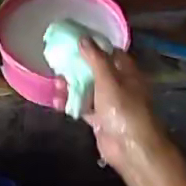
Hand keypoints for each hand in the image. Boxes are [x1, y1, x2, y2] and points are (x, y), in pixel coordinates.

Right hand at [65, 39, 170, 172]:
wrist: (130, 147)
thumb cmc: (122, 108)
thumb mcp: (108, 79)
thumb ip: (95, 58)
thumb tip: (83, 38)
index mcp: (127, 72)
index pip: (112, 53)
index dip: (95, 46)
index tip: (75, 41)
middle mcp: (119, 86)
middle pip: (96, 71)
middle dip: (78, 67)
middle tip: (59, 62)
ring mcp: (109, 104)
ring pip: (88, 89)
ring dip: (72, 86)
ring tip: (56, 83)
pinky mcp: (100, 120)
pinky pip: (83, 107)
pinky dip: (71, 104)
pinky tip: (57, 101)